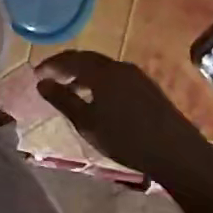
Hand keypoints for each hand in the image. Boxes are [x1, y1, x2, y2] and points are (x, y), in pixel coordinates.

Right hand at [35, 51, 212, 196]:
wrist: (176, 153)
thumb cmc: (125, 139)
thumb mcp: (87, 123)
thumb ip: (63, 100)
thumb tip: (41, 83)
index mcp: (103, 71)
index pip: (70, 59)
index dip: (51, 65)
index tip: (36, 74)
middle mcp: (120, 66)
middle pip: (88, 60)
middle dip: (67, 67)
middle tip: (50, 78)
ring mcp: (137, 76)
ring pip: (103, 68)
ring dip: (83, 75)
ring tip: (70, 90)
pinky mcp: (148, 88)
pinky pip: (115, 76)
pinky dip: (99, 81)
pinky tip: (97, 99)